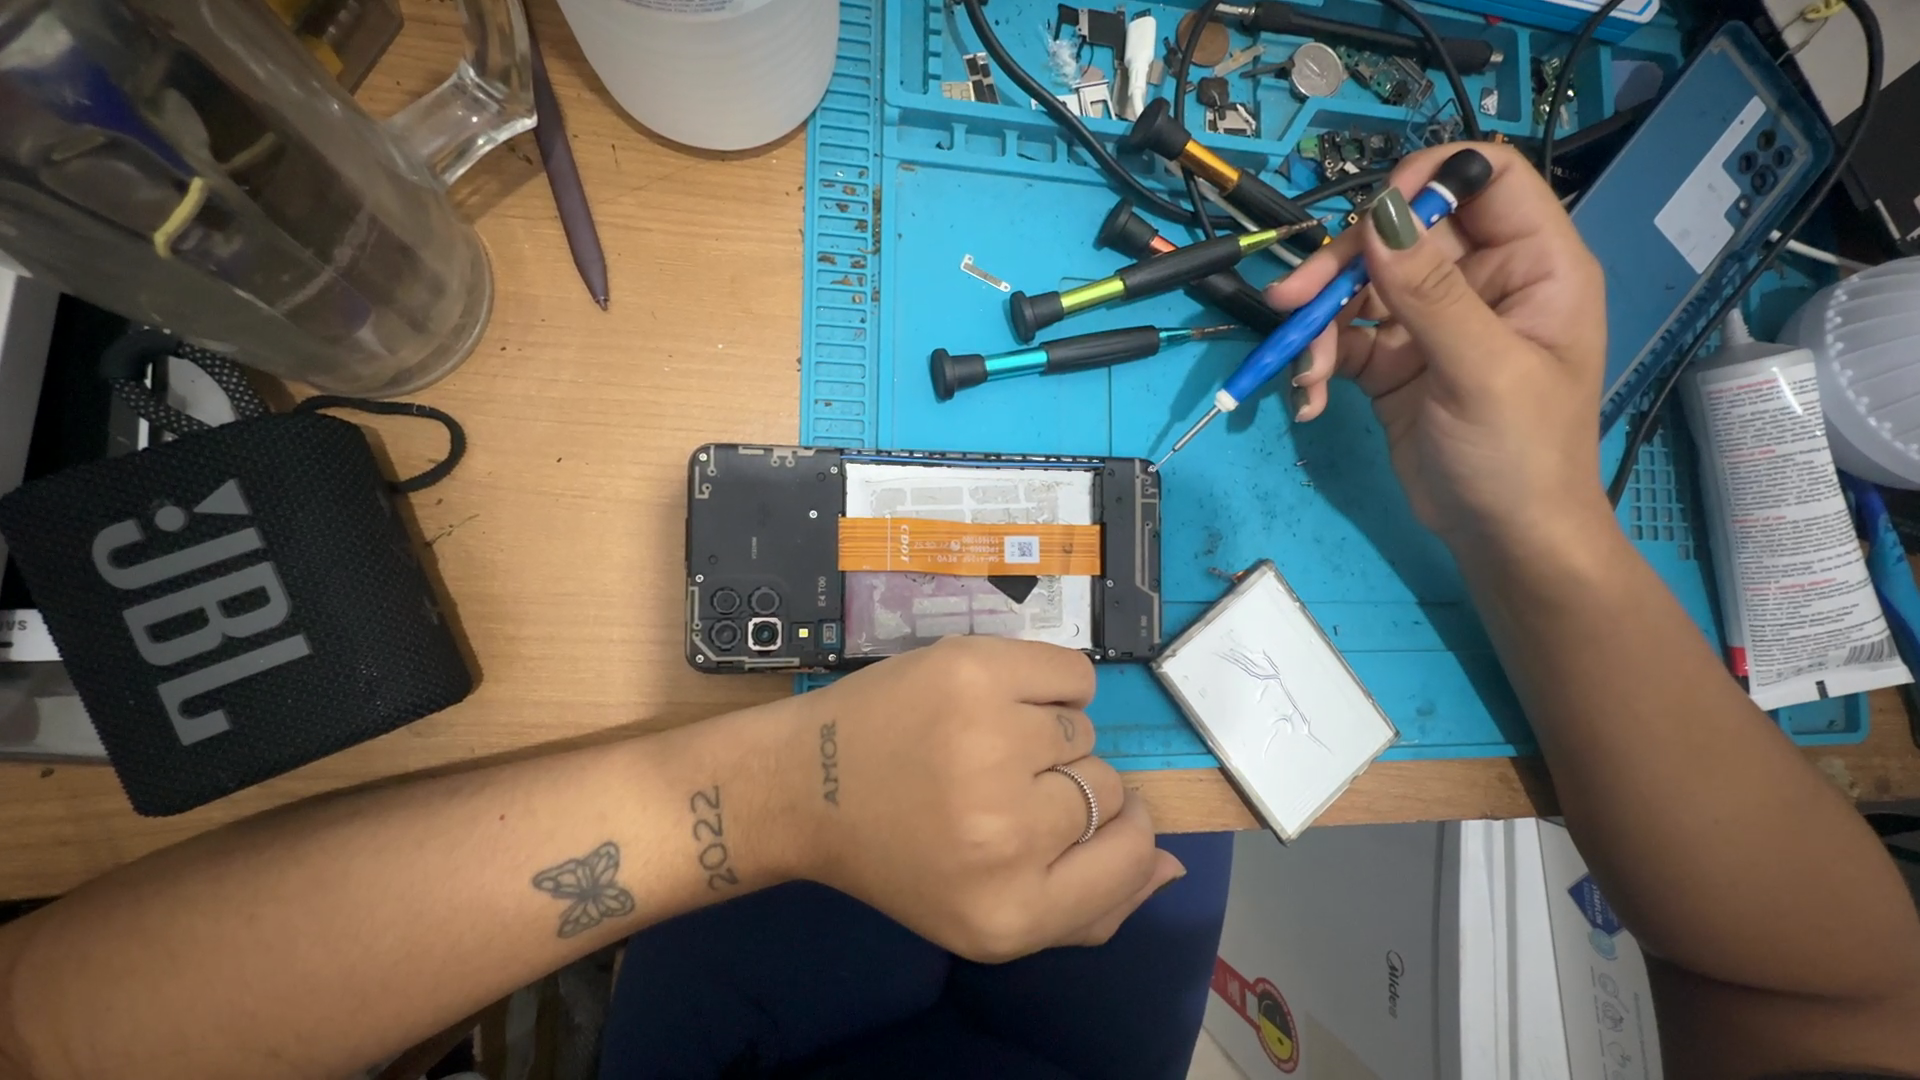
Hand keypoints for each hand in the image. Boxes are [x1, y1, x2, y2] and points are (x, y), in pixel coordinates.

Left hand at [781, 636, 1183, 962]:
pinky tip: (999, 698)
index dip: (1121, 831)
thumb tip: (1169, 864)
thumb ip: (1089, 907)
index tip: (1081, 814)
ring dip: (1046, 734)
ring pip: (1084, 731)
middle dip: (1064, 784)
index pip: (1130, 858)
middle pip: (1106, 789)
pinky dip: (1052, 685)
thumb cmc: (899, 851)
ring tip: (982, 742)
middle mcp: (1007, 833)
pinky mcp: (974, 670)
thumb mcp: (988, 916)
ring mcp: (990, 741)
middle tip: (994, 783)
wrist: (806, 783)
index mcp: (1012, 914)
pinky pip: (1074, 675)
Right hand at [1271, 143, 1610, 548]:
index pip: (1484, 180)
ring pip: (1359, 289)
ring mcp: (1428, 323)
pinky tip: (1314, 398)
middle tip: (1289, 301)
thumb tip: (1379, 217)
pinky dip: (1319, 364)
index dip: (1427, 182)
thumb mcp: (1481, 370)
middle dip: (1340, 267)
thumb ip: (1429, 293)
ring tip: (1308, 373)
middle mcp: (1477, 281)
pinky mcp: (1391, 362)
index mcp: (1530, 264)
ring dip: (1320, 324)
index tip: (1368, 218)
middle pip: (1398, 236)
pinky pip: (1342, 340)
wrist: (1499, 535)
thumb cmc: (1520, 453)